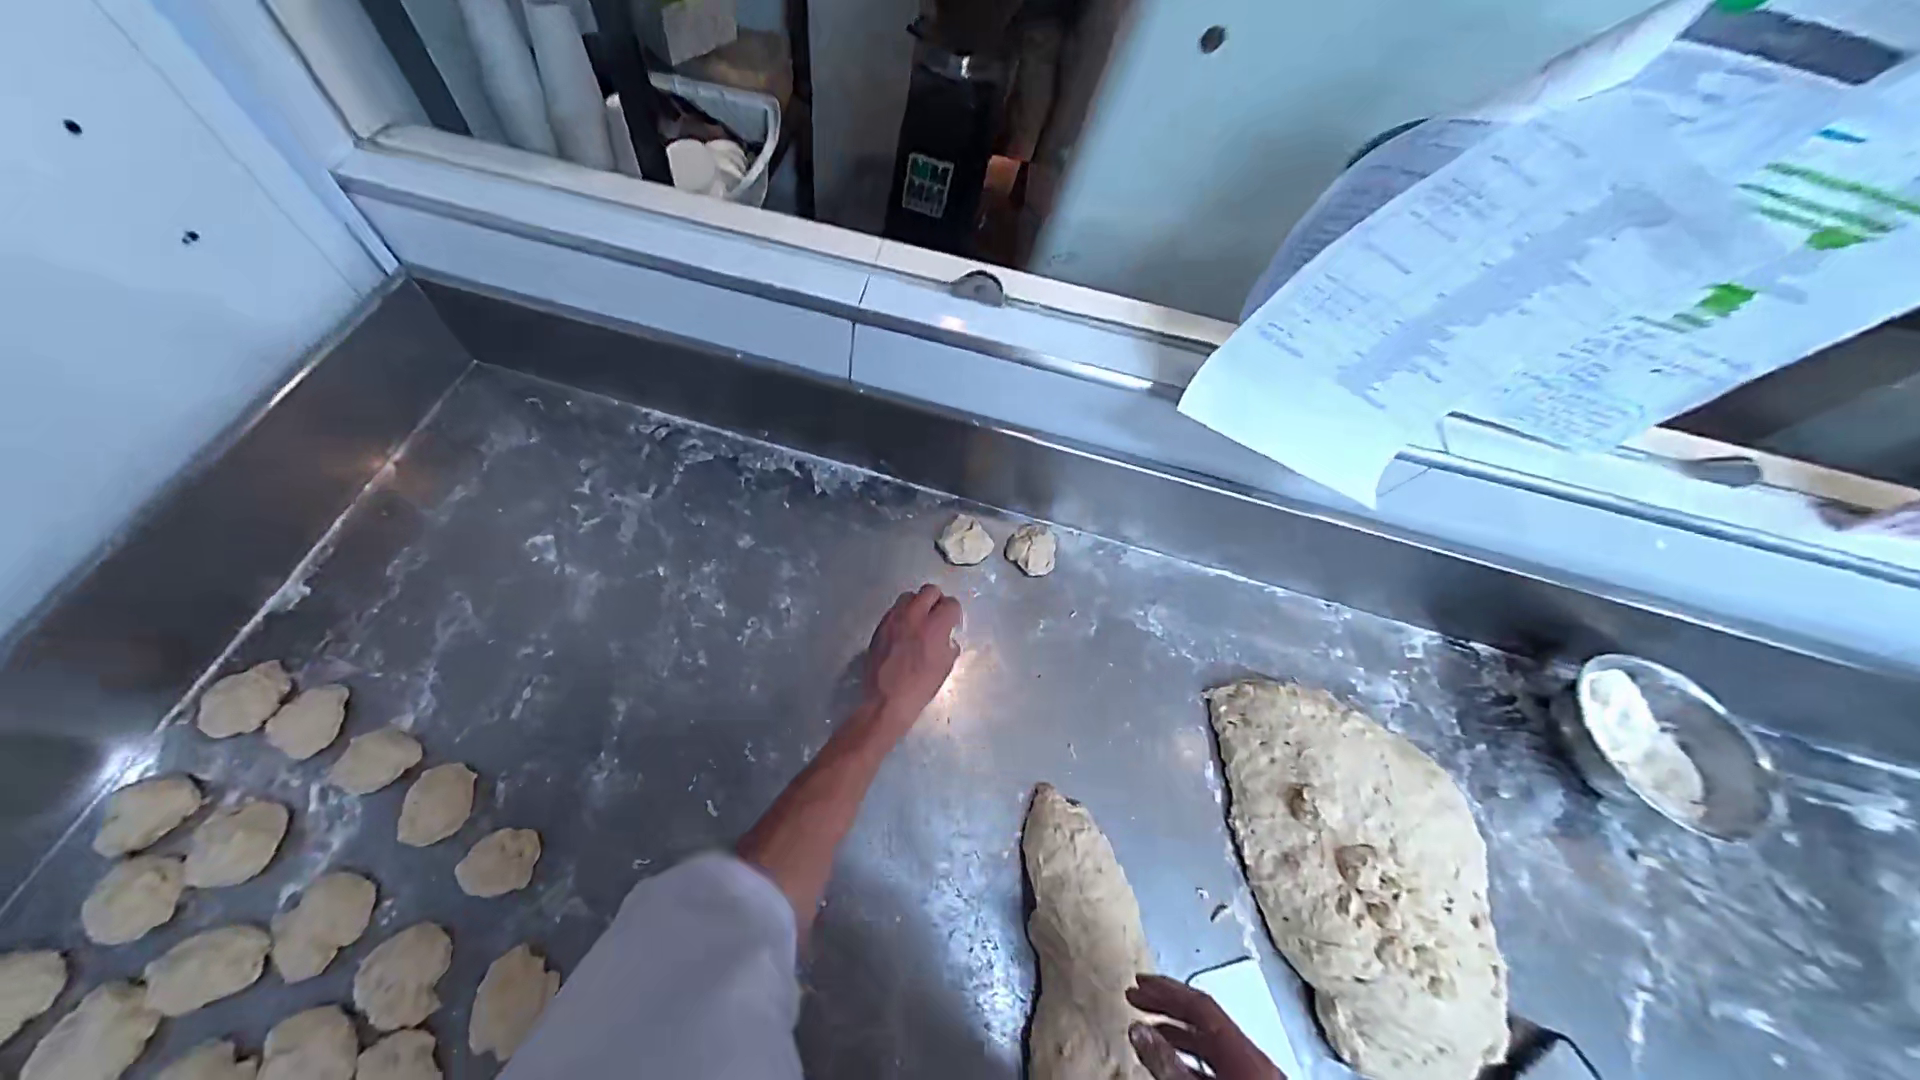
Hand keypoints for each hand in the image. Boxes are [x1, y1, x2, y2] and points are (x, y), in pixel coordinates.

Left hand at [857, 584, 961, 739]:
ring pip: (909, 596)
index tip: (952, 622)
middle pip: (930, 590)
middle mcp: (914, 616)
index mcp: (935, 626)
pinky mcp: (880, 626)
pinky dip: (902, 615)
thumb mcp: (945, 667)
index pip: (951, 603)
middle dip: (937, 600)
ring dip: (917, 604)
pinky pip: (894, 610)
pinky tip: (903, 632)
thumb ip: (949, 645)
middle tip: (937, 616)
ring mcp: (894, 619)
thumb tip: (946, 638)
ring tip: (918, 621)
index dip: (954, 613)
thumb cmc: (920, 686)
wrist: (886, 699)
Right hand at [1128, 975, 1284, 1079]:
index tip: (1139, 984)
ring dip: (1177, 1033)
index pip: (1201, 1006)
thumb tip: (1139, 1031)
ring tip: (1148, 1032)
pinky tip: (1172, 1066)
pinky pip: (1218, 1066)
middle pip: (1205, 1021)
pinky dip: (1191, 1059)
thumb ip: (1167, 1065)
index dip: (1167, 991)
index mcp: (1244, 1055)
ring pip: (1212, 1044)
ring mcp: (1257, 1079)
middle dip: (1168, 1006)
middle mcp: (1254, 1062)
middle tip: (1136, 998)